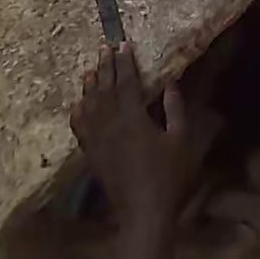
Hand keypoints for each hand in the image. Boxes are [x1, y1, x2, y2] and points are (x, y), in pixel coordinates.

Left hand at [70, 43, 188, 234]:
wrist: (143, 213)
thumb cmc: (168, 176)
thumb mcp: (181, 139)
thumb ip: (175, 110)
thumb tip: (171, 84)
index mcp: (134, 119)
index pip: (127, 83)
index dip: (125, 63)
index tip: (123, 45)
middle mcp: (111, 126)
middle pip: (105, 90)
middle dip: (105, 67)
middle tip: (104, 48)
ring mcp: (99, 142)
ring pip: (90, 107)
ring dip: (90, 86)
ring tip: (90, 69)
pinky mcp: (93, 156)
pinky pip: (81, 130)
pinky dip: (78, 114)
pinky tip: (78, 105)